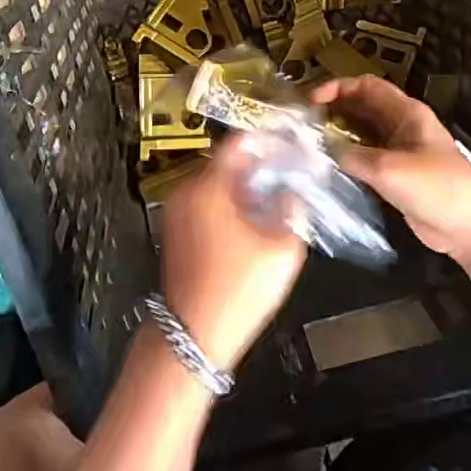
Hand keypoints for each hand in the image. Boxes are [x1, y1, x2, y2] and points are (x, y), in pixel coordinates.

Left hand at [160, 139, 307, 370]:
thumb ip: (293, 208)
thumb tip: (295, 188)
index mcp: (208, 187)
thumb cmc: (239, 288)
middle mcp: (186, 191)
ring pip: (215, 183)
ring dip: (243, 185)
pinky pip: (204, 202)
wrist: (193, 332)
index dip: (267, 139)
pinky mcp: (175, 229)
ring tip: (274, 197)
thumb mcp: (282, 248)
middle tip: (289, 172)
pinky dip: (227, 202)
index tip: (290, 142)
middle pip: (225, 162)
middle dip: (258, 165)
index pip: (238, 143)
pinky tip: (250, 220)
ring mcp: (176, 210)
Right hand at [311, 75, 470, 255]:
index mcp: (406, 113)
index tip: (312, 101)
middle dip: (331, 109)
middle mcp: (400, 126)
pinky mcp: (393, 174)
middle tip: (302, 121)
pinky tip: (323, 166)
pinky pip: (362, 157)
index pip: (366, 85)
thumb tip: (318, 148)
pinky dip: (343, 157)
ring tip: (306, 142)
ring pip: (359, 133)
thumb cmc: (437, 188)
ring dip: (335, 135)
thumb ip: (350, 155)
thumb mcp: (388, 168)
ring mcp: (397, 150)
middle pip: (360, 106)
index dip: (337, 87)